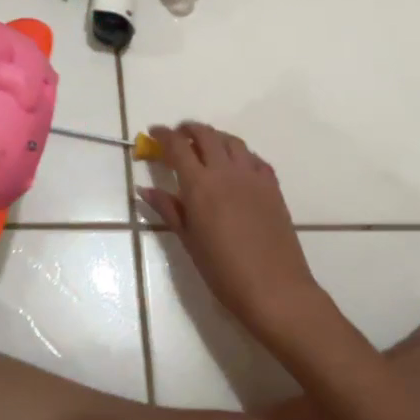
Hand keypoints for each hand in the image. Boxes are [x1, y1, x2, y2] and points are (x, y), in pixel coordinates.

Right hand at [138, 122, 316, 335]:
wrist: (276, 290)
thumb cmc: (224, 271)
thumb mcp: (189, 241)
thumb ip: (167, 209)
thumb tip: (144, 189)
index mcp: (200, 185)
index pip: (177, 146)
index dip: (163, 135)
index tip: (154, 133)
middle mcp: (225, 172)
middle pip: (206, 134)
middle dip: (188, 129)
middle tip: (178, 137)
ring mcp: (252, 177)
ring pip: (232, 141)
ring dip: (215, 137)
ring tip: (206, 147)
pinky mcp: (273, 187)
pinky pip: (255, 159)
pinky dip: (240, 154)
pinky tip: (236, 167)